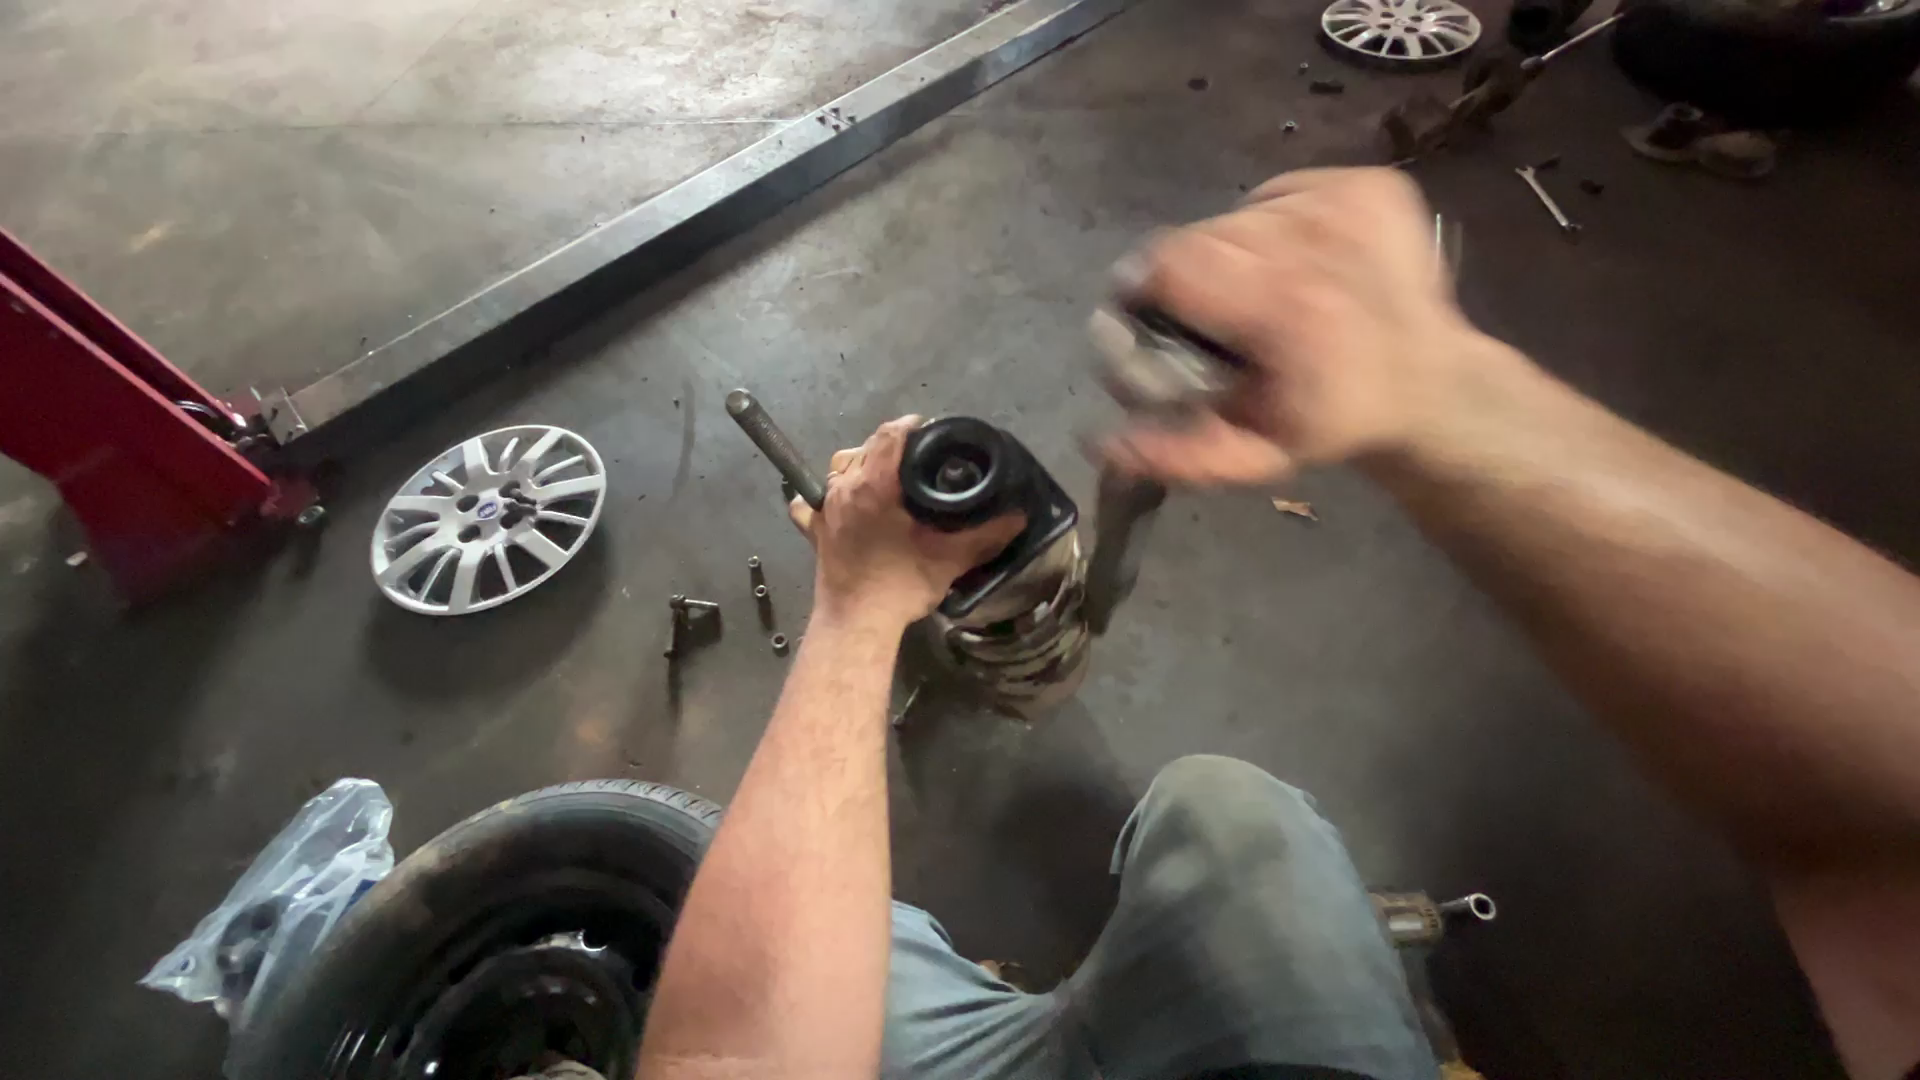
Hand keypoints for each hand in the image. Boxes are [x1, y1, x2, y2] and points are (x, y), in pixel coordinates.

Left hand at [790, 416, 1026, 625]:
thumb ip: (986, 534)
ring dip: (861, 464)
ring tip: (886, 477)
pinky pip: (812, 499)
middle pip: (866, 447)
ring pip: (840, 467)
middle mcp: (845, 488)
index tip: (931, 433)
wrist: (858, 623)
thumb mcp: (950, 559)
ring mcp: (825, 508)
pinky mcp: (815, 530)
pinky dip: (827, 494)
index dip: (912, 427)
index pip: (890, 435)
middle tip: (919, 460)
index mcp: (875, 485)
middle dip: (891, 446)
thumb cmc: (901, 586)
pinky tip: (842, 502)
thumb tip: (1018, 517)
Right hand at [1101, 167, 1517, 485]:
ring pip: (1233, 214)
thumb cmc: (1328, 424)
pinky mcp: (1367, 183)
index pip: (1170, 262)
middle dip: (1183, 279)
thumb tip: (1102, 441)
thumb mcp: (1250, 457)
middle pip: (1196, 236)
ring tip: (1254, 300)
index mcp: (1287, 308)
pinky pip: (1274, 197)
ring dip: (1226, 257)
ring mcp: (1346, 202)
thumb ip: (1174, 453)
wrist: (1432, 383)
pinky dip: (1267, 231)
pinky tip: (1292, 270)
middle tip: (1205, 319)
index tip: (1142, 317)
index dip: (1139, 288)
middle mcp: (1317, 239)